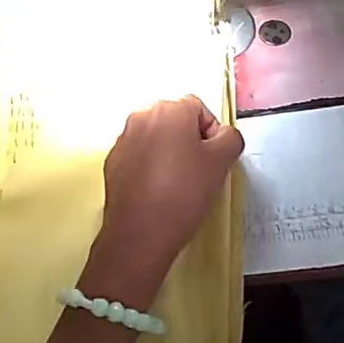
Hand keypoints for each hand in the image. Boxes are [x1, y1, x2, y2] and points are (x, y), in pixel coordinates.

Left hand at [86, 96, 242, 303]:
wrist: (140, 233)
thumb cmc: (183, 192)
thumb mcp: (221, 162)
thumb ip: (231, 138)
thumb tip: (224, 136)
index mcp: (169, 110)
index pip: (199, 109)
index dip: (212, 133)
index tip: (214, 159)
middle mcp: (141, 117)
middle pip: (176, 121)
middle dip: (190, 141)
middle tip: (200, 171)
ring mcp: (123, 140)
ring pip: (156, 139)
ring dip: (170, 154)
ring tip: (179, 185)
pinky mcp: (112, 163)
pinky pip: (139, 157)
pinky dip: (151, 168)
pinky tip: (159, 192)